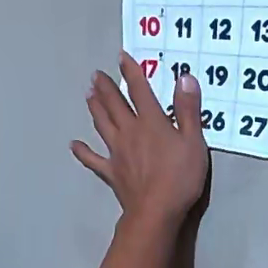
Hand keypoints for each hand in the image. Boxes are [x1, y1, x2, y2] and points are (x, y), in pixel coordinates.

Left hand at [72, 54, 208, 228]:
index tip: (121, 57)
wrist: (157, 210)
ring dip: (95, 108)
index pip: (140, 90)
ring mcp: (117, 152)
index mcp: (151, 122)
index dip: (131, 72)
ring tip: (88, 95)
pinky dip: (82, 152)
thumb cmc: (181, 176)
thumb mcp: (194, 141)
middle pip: (115, 104)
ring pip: (102, 124)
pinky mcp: (111, 172)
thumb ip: (188, 109)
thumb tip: (184, 77)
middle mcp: (130, 132)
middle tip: (96, 75)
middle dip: (106, 87)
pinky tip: (74, 145)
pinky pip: (93, 159)